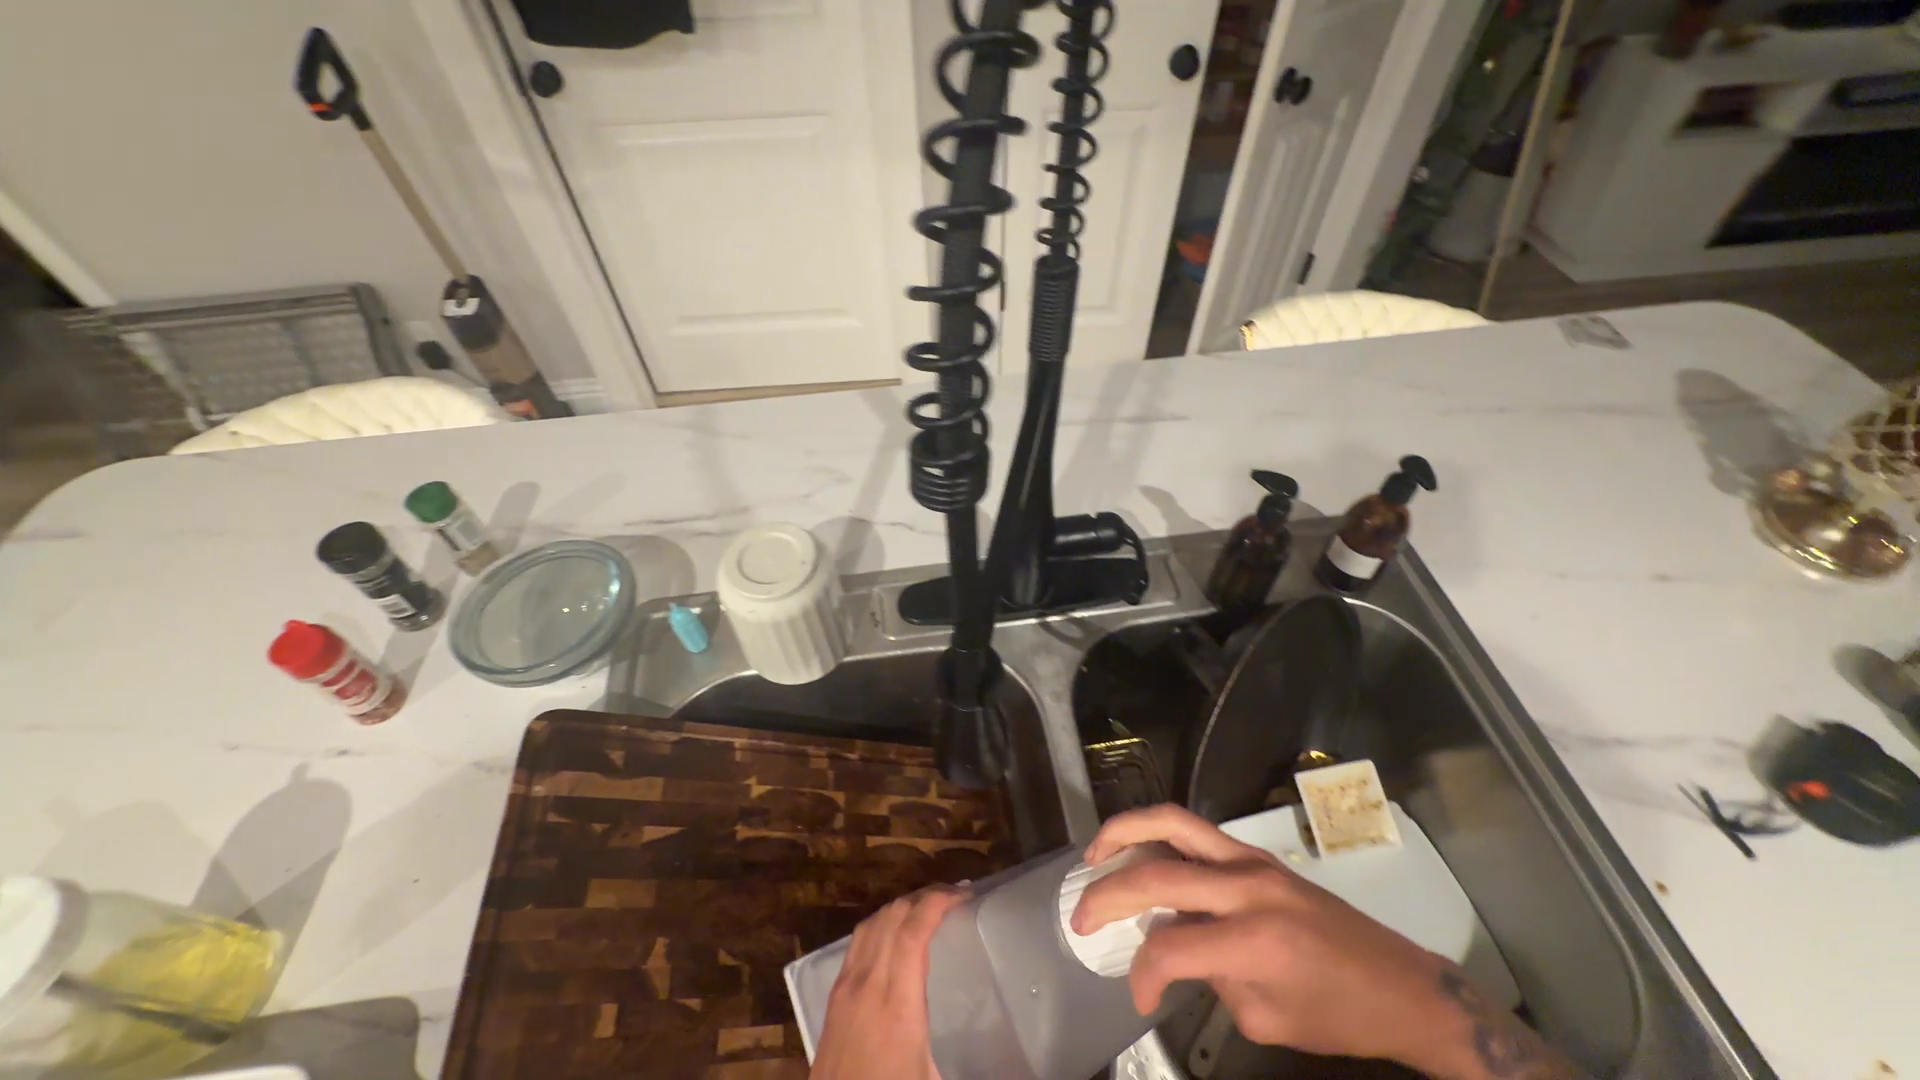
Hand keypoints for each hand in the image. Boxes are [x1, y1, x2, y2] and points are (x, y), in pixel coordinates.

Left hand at [809, 885, 963, 1079]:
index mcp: (897, 1005)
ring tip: (930, 906)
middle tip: (956, 895)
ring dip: (902, 905)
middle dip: (925, 896)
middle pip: (892, 917)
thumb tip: (1010, 1063)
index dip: (937, 902)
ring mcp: (846, 987)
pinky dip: (881, 923)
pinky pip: (857, 941)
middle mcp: (868, 985)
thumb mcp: (932, 1079)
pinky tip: (896, 933)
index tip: (964, 893)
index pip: (912, 933)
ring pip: (872, 923)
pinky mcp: (833, 995)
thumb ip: (967, 1057)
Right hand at [1071, 804, 1587, 1078]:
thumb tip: (1170, 943)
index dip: (1142, 975)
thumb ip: (1208, 974)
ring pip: (1173, 822)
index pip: (1169, 947)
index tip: (1140, 998)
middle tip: (1081, 918)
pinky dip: (1158, 836)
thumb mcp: (1265, 1016)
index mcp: (1254, 940)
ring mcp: (1253, 861)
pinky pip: (1197, 832)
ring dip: (1125, 832)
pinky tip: (1141, 855)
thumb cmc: (1338, 1017)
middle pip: (1156, 872)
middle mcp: (1248, 887)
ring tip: (1095, 854)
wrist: (1403, 987)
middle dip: (1107, 895)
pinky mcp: (1259, 855)